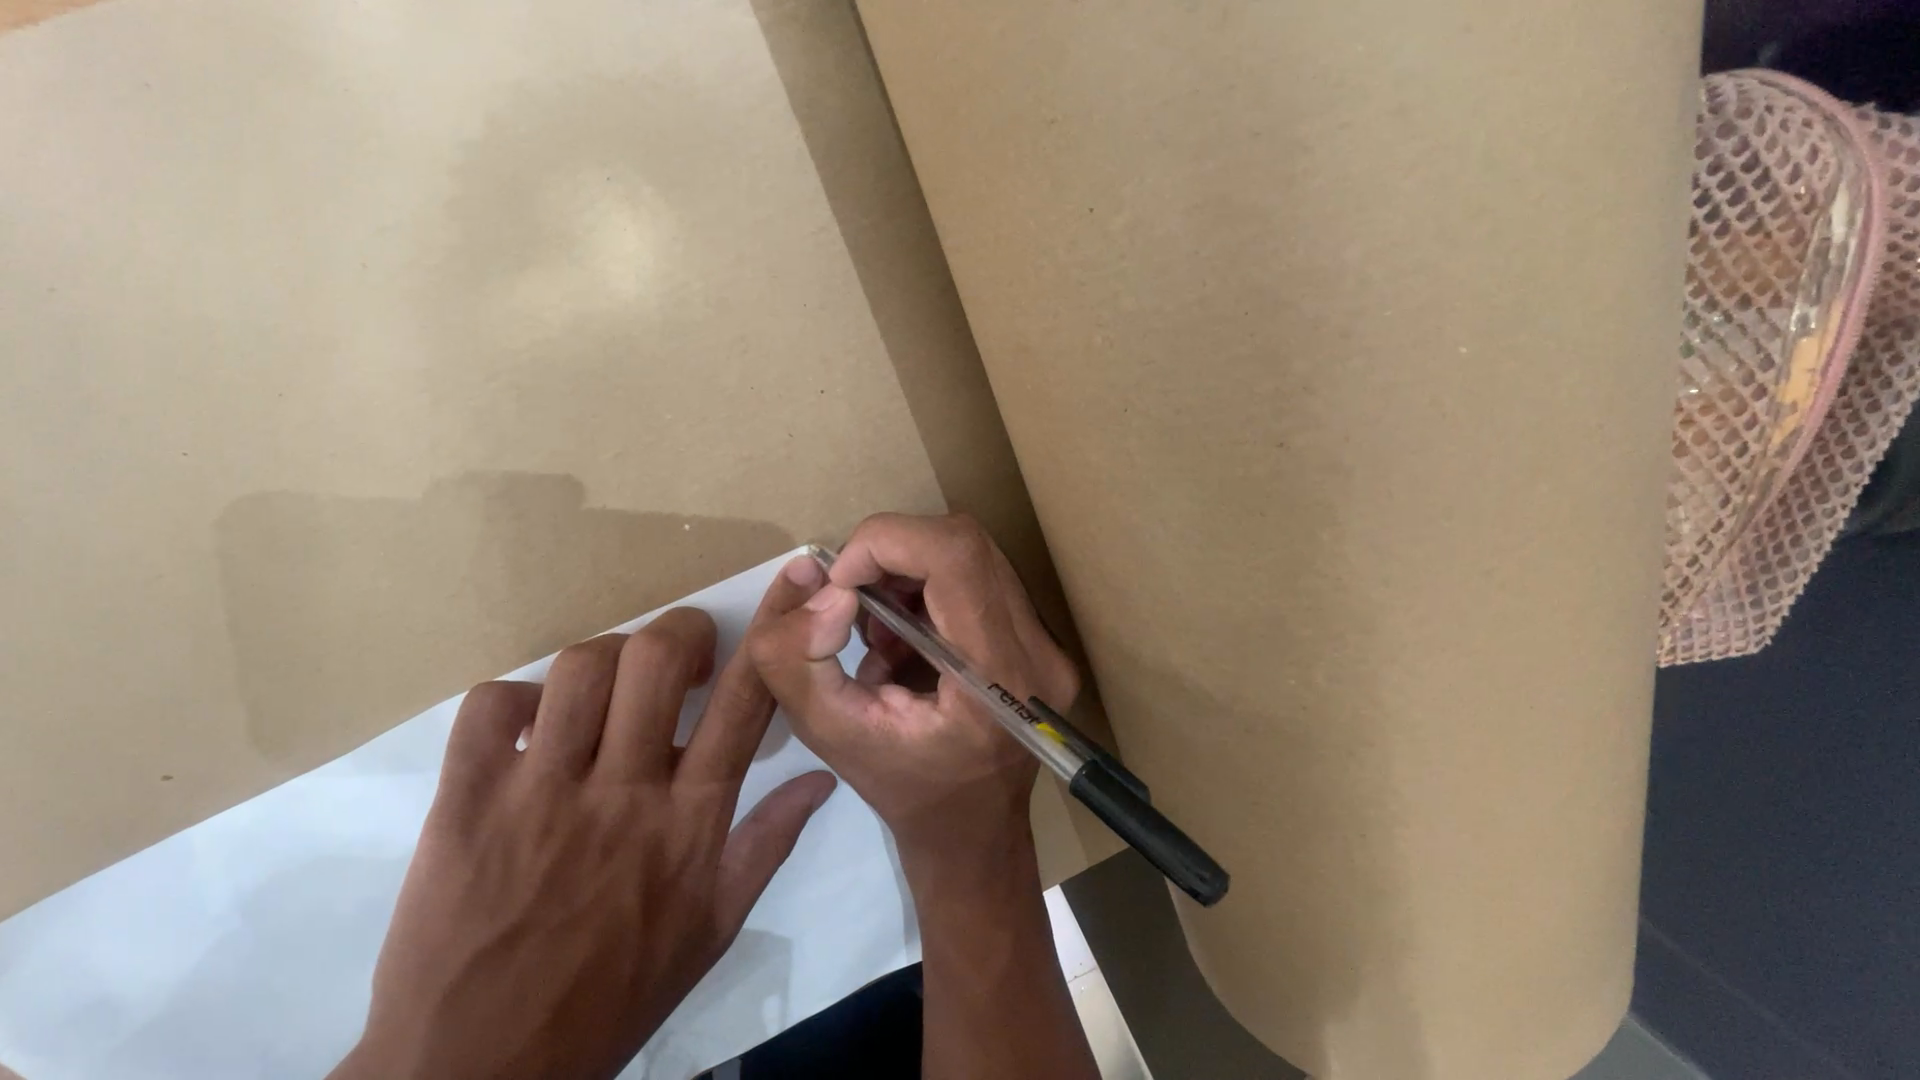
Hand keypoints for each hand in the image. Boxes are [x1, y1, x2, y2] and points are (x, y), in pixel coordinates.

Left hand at [332, 606, 837, 1079]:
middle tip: (682, 655)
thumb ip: (769, 843)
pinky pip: (487, 707)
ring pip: (577, 669)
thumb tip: (822, 778)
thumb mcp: (715, 927)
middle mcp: (622, 791)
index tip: (780, 606)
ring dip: (604, 659)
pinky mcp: (464, 802)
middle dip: (680, 633)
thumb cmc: (614, 995)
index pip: (742, 704)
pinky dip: (513, 697)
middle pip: (656, 660)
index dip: (768, 640)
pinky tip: (530, 724)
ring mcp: (538, 793)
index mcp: (690, 821)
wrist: (483, 1069)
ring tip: (608, 685)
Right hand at [746, 513, 1078, 870]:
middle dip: (893, 555)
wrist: (973, 836)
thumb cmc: (904, 793)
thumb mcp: (828, 733)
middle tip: (855, 605)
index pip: (955, 556)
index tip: (841, 581)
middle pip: (966, 544)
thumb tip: (823, 583)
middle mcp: (1038, 652)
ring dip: (911, 576)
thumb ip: (798, 658)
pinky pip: (981, 581)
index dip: (887, 543)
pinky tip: (909, 646)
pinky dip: (931, 592)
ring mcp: (1049, 645)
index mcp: (997, 679)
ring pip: (973, 556)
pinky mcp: (1042, 643)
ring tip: (883, 640)